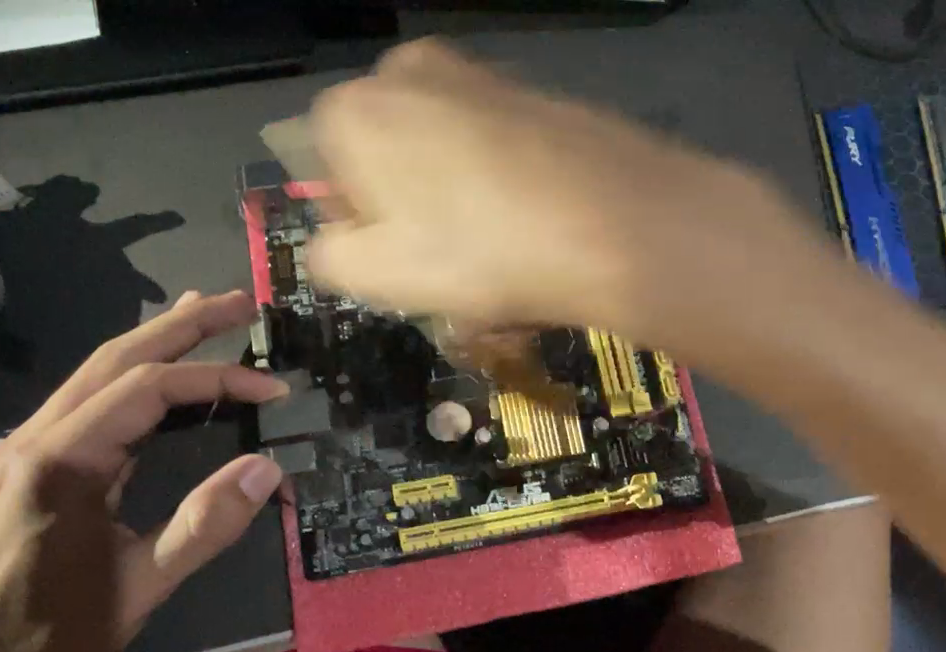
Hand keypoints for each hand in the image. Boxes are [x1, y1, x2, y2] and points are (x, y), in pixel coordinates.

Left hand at [0, 291, 287, 651]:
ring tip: (202, 318)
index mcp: (59, 464)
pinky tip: (157, 384)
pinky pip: (87, 408)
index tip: (277, 391)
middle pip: (112, 362)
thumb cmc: (55, 639)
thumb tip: (269, 467)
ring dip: (152, 345)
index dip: (218, 380)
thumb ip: (204, 524)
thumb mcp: (142, 587)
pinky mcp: (31, 472)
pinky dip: (132, 383)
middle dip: (179, 326)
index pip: (147, 391)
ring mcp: (26, 454)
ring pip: (93, 378)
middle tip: (239, 301)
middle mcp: (35, 442)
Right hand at [306, 39, 838, 360]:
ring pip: (456, 169)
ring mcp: (485, 81)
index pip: (333, 180)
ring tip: (510, 277)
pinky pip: (507, 162)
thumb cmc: (482, 254)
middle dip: (423, 228)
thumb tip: (336, 245)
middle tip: (461, 283)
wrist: (613, 226)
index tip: (410, 274)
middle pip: (399, 170)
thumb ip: (332, 258)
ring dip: (471, 223)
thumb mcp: (381, 276)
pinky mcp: (543, 103)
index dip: (371, 238)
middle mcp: (413, 75)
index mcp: (356, 109)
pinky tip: (543, 246)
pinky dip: (515, 202)